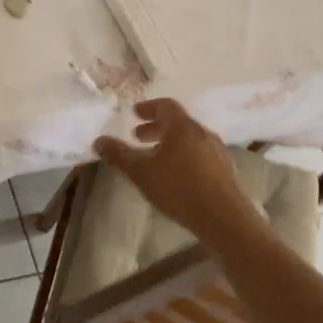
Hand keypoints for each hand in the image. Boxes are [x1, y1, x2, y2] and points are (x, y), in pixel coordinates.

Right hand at [93, 99, 260, 240]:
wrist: (223, 217)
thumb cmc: (178, 188)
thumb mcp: (141, 172)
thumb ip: (119, 154)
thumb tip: (99, 140)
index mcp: (182, 127)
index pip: (165, 106)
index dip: (148, 107)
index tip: (134, 114)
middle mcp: (202, 133)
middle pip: (178, 123)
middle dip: (156, 128)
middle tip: (138, 137)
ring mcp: (217, 151)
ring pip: (189, 139)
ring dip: (169, 143)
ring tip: (154, 158)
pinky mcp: (224, 169)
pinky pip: (199, 153)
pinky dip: (183, 155)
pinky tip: (175, 175)